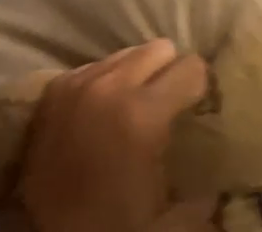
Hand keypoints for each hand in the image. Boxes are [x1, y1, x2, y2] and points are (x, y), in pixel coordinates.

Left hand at [20, 39, 210, 231]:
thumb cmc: (109, 223)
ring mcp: (79, 80)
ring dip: (138, 72)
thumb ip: (201, 196)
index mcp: (143, 115)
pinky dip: (107, 79)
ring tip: (137, 101)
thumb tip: (217, 183)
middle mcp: (111, 85)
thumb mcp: (166, 219)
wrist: (43, 229)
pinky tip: (106, 106)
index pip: (189, 68)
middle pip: (158, 48)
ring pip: (124, 52)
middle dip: (170, 70)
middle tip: (171, 100)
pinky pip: (94, 65)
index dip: (201, 84)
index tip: (200, 102)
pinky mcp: (56, 85)